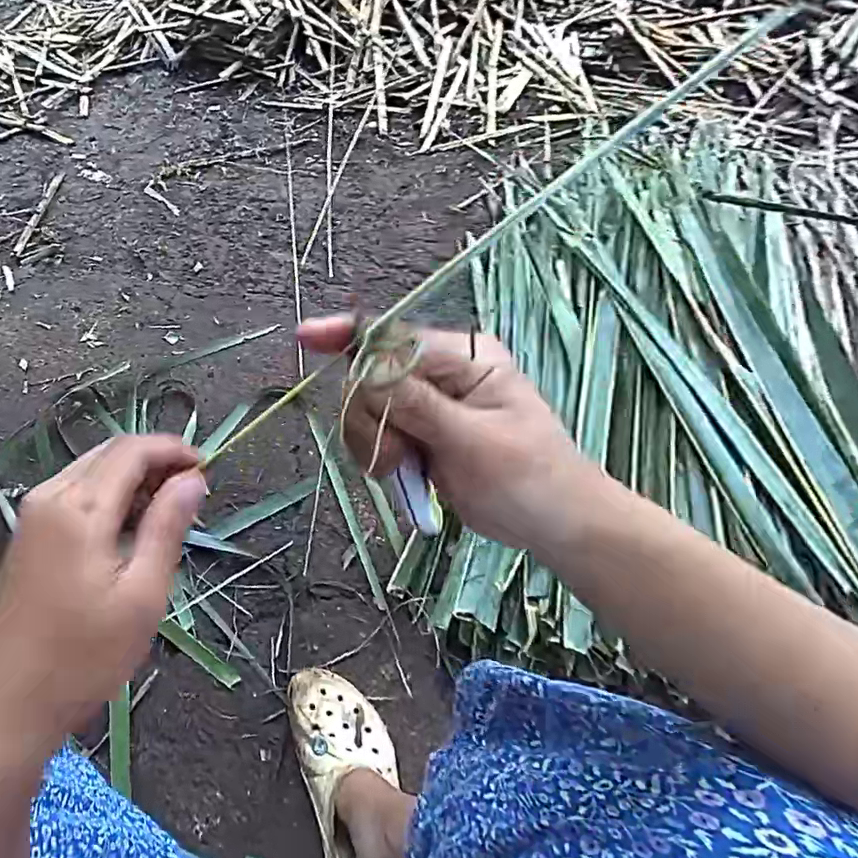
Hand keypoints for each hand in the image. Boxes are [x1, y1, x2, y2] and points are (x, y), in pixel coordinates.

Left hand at [0, 434, 206, 746]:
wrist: (10, 702)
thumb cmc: (84, 658)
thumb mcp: (142, 595)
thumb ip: (167, 527)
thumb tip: (192, 478)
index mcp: (79, 509)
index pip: (132, 450)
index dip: (172, 449)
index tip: (204, 465)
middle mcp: (50, 496)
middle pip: (110, 452)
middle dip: (154, 459)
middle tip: (190, 490)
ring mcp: (32, 512)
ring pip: (91, 467)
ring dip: (131, 475)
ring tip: (165, 509)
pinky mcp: (27, 531)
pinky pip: (73, 489)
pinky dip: (107, 492)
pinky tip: (127, 524)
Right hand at [298, 314, 595, 549]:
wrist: (552, 524)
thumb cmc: (529, 478)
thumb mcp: (475, 439)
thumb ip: (419, 404)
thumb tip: (369, 373)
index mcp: (462, 358)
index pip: (394, 336)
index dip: (346, 334)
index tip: (306, 337)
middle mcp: (437, 372)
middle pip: (367, 376)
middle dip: (372, 418)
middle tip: (400, 455)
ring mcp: (422, 401)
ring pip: (362, 407)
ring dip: (373, 441)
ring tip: (405, 468)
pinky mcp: (413, 429)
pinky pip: (370, 432)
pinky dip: (374, 454)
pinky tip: (402, 473)